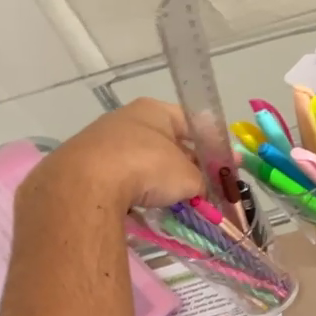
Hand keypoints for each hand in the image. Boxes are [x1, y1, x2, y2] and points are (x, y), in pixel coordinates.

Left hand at [23, 98, 204, 211]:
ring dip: (165, 178)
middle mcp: (129, 119)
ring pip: (147, 160)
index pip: (194, 122)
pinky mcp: (90, 164)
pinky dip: (141, 188)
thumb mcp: (190, 177)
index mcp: (155, 111)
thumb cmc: (147, 167)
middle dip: (191, 164)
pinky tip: (150, 204)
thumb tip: (206, 190)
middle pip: (170, 142)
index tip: (228, 164)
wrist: (86, 184)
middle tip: (209, 185)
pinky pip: (126, 176)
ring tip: (182, 199)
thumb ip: (204, 181)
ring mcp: (106, 140)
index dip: (214, 144)